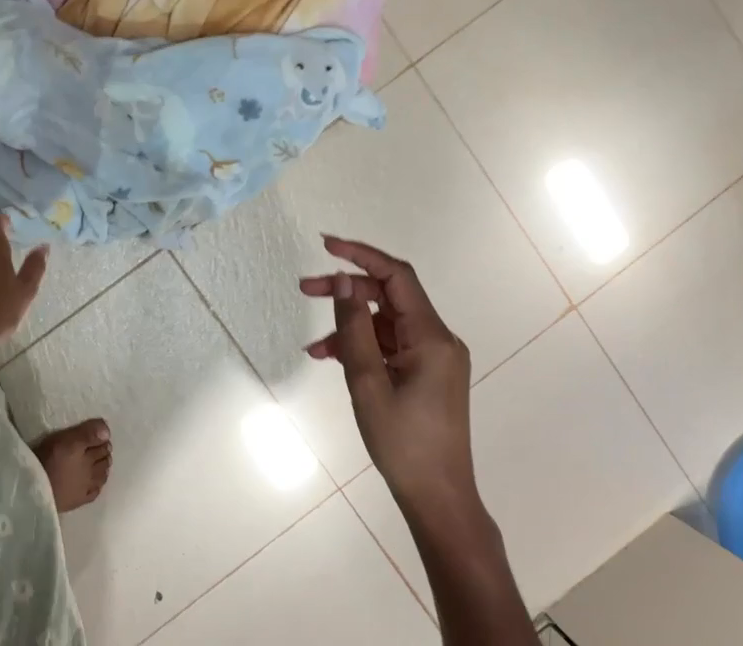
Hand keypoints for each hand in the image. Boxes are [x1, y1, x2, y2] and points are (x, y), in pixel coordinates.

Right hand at [302, 236, 474, 513]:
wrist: (437, 497)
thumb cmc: (403, 442)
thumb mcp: (367, 382)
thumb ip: (353, 327)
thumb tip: (342, 280)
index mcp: (431, 336)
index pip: (396, 276)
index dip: (361, 254)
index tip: (326, 245)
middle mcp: (438, 339)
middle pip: (389, 296)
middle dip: (346, 289)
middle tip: (304, 288)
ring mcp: (433, 358)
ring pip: (385, 322)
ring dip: (349, 324)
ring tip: (313, 343)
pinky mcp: (426, 374)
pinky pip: (389, 345)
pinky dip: (361, 346)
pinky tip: (330, 359)